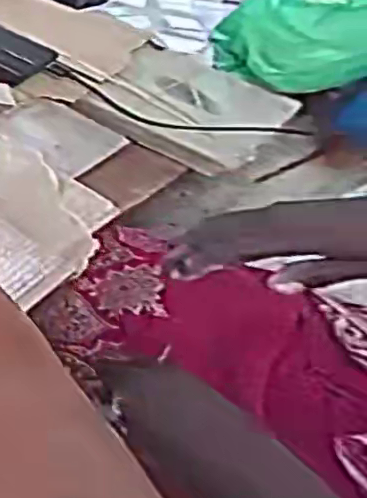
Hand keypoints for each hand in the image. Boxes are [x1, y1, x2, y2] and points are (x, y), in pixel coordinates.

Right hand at [160, 198, 366, 280]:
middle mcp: (310, 217)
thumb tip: (274, 283)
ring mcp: (321, 214)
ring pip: (254, 220)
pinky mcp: (329, 216)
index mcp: (318, 230)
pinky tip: (237, 244)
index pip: (244, 239)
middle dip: (200, 241)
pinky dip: (246, 232)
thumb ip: (326, 272)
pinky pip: (275, 221)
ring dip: (216, 234)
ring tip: (187, 250)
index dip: (205, 253)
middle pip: (242, 225)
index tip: (176, 270)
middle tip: (167, 260)